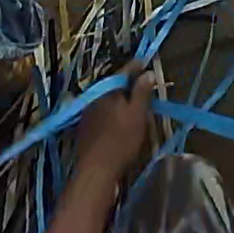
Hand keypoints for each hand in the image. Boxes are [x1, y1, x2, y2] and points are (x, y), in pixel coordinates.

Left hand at [75, 65, 153, 181]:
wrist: (95, 169)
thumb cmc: (121, 141)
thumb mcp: (137, 115)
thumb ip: (141, 92)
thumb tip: (148, 72)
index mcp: (109, 89)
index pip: (125, 70)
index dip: (137, 66)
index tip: (146, 62)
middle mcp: (96, 94)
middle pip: (115, 83)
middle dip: (128, 82)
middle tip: (142, 83)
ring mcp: (88, 109)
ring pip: (107, 96)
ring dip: (119, 96)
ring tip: (132, 101)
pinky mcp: (85, 124)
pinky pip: (101, 109)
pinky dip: (111, 109)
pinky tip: (117, 118)